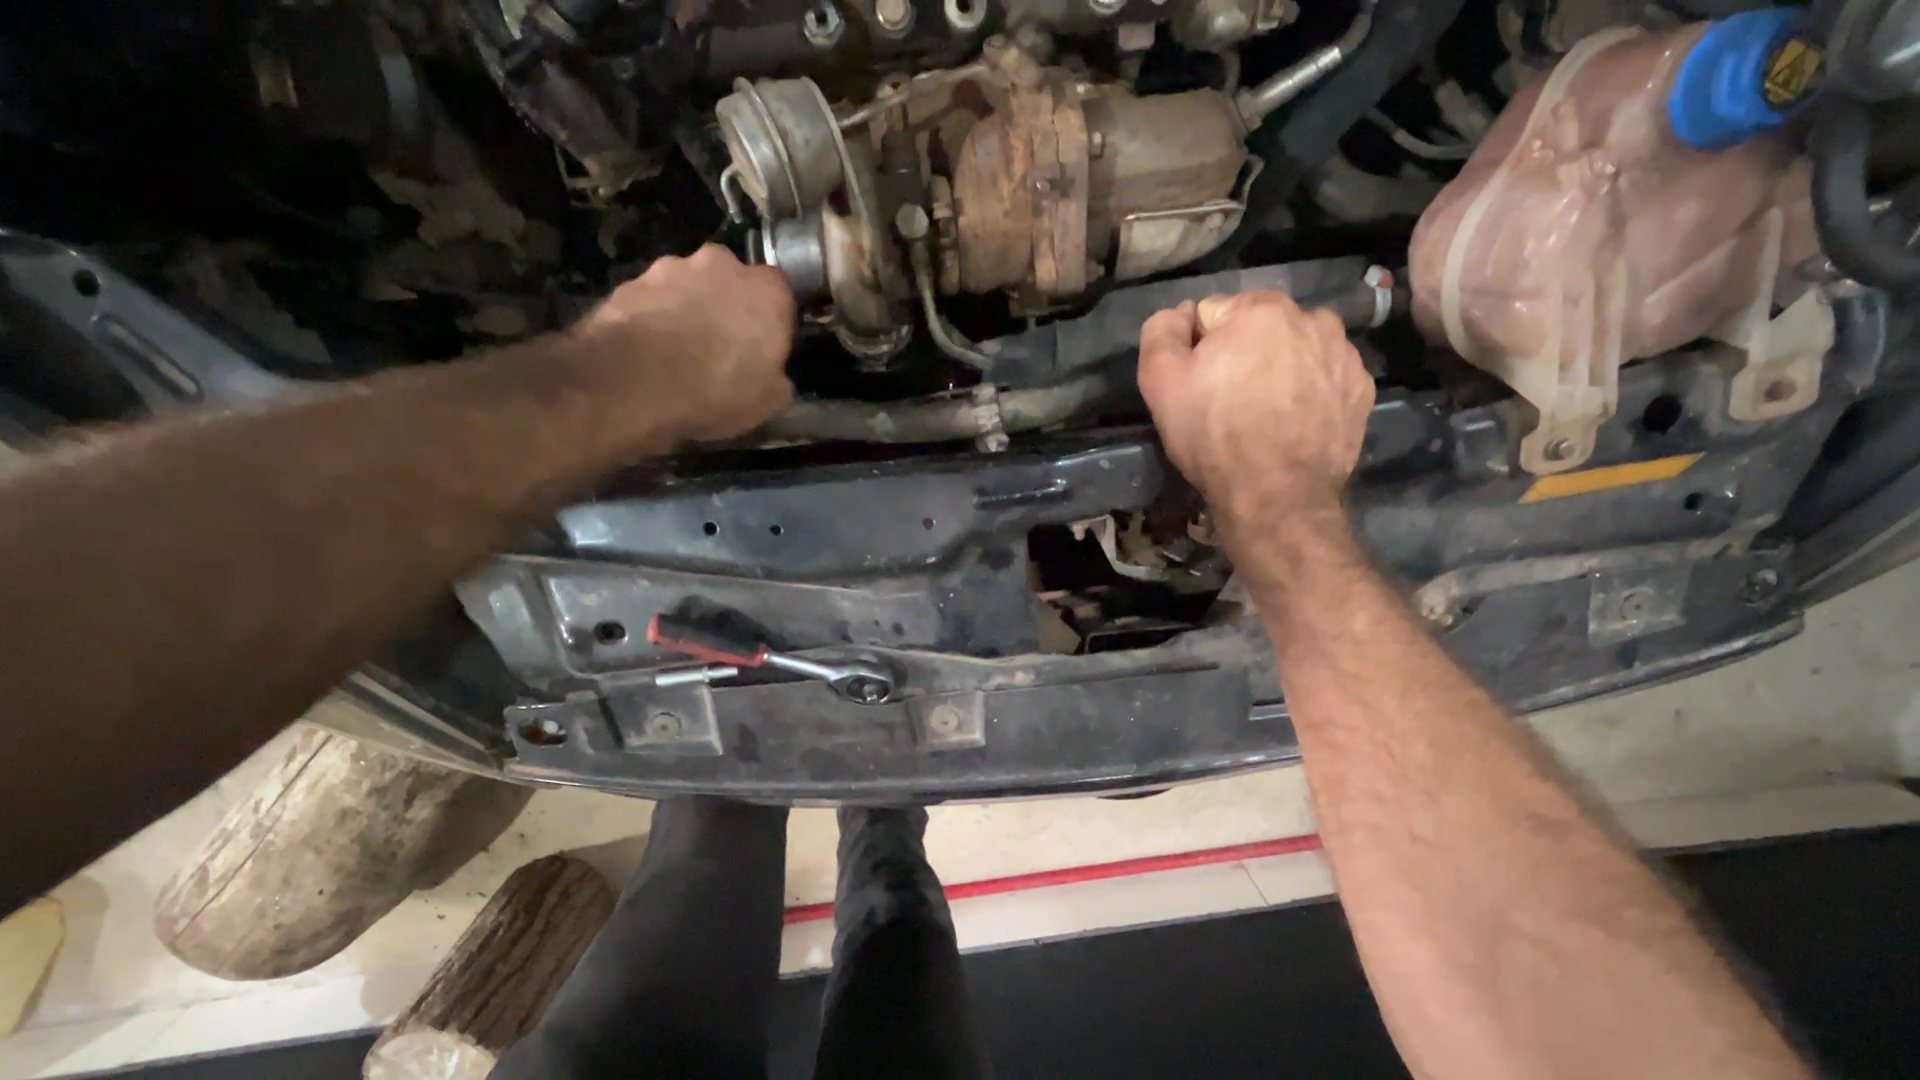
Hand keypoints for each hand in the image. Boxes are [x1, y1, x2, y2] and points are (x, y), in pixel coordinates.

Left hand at [575, 244, 795, 441]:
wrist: (636, 383)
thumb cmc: (718, 390)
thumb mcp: (767, 402)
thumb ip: (778, 381)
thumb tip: (776, 379)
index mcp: (767, 291)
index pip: (779, 294)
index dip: (771, 320)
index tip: (762, 346)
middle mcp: (721, 265)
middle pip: (730, 281)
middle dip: (726, 305)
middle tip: (719, 345)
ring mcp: (671, 268)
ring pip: (687, 286)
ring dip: (686, 309)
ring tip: (675, 350)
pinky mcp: (630, 282)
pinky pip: (650, 300)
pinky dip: (651, 318)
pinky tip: (645, 351)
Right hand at [1137, 290, 1372, 530]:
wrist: (1277, 496)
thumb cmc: (1213, 434)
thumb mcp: (1161, 382)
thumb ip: (1160, 332)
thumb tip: (1178, 314)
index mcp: (1260, 308)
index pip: (1212, 313)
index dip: (1197, 350)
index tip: (1197, 384)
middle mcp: (1311, 318)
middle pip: (1257, 328)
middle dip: (1241, 354)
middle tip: (1227, 401)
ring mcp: (1343, 354)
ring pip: (1294, 350)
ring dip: (1278, 368)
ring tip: (1263, 413)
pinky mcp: (1360, 389)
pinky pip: (1323, 377)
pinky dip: (1308, 391)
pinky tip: (1292, 423)